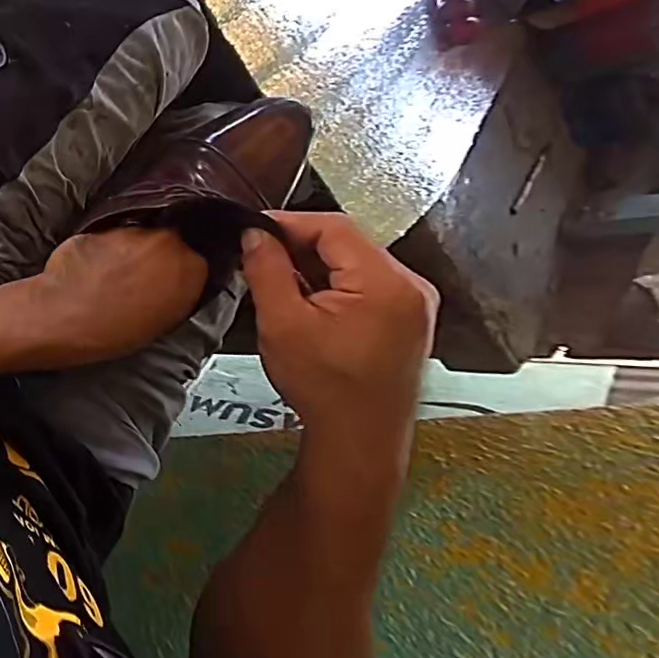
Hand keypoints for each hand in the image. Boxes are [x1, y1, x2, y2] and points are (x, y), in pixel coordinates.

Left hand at [6, 226, 206, 369]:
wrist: (64, 315)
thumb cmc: (113, 330)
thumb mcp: (165, 319)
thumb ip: (181, 290)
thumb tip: (178, 279)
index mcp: (192, 268)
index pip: (201, 254)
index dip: (183, 263)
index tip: (171, 272)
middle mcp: (166, 241)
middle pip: (171, 237)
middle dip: (159, 250)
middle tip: (142, 269)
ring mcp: (132, 230)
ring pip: (139, 234)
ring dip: (130, 247)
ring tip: (114, 269)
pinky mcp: (100, 226)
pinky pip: (109, 234)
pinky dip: (105, 245)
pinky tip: (94, 263)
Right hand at [240, 212, 436, 494]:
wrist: (360, 435)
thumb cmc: (321, 382)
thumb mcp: (282, 322)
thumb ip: (267, 270)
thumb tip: (253, 232)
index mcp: (386, 282)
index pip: (333, 227)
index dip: (286, 222)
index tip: (247, 230)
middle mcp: (409, 284)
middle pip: (345, 241)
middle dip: (295, 243)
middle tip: (251, 254)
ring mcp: (411, 301)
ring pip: (350, 260)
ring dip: (308, 263)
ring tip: (269, 276)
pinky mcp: (403, 315)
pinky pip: (360, 281)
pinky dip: (325, 281)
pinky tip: (298, 297)